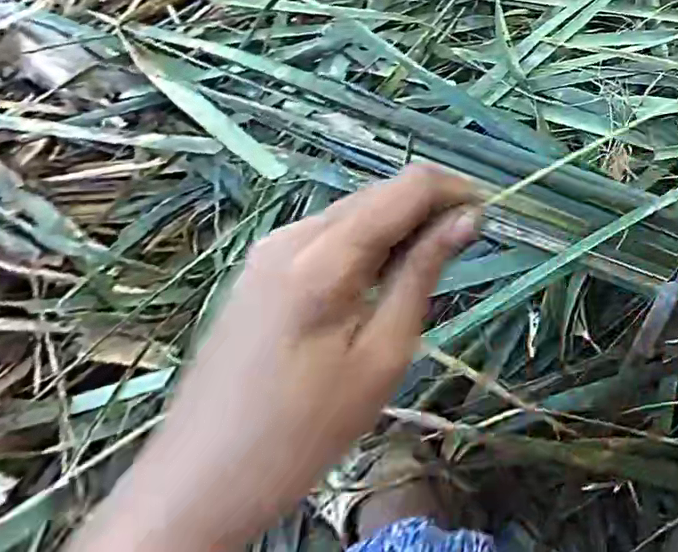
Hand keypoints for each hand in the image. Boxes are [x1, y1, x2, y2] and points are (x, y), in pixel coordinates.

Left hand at [71, 164, 481, 551]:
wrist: (192, 491)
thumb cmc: (301, 433)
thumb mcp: (382, 355)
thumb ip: (423, 272)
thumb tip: (469, 216)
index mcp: (323, 256)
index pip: (409, 185)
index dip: (457, 191)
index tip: (486, 221)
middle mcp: (294, 235)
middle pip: (384, 191)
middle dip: (432, 207)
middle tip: (464, 248)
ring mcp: (271, 248)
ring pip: (360, 209)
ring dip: (403, 224)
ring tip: (426, 269)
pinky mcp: (261, 266)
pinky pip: (333, 231)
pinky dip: (371, 240)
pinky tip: (379, 280)